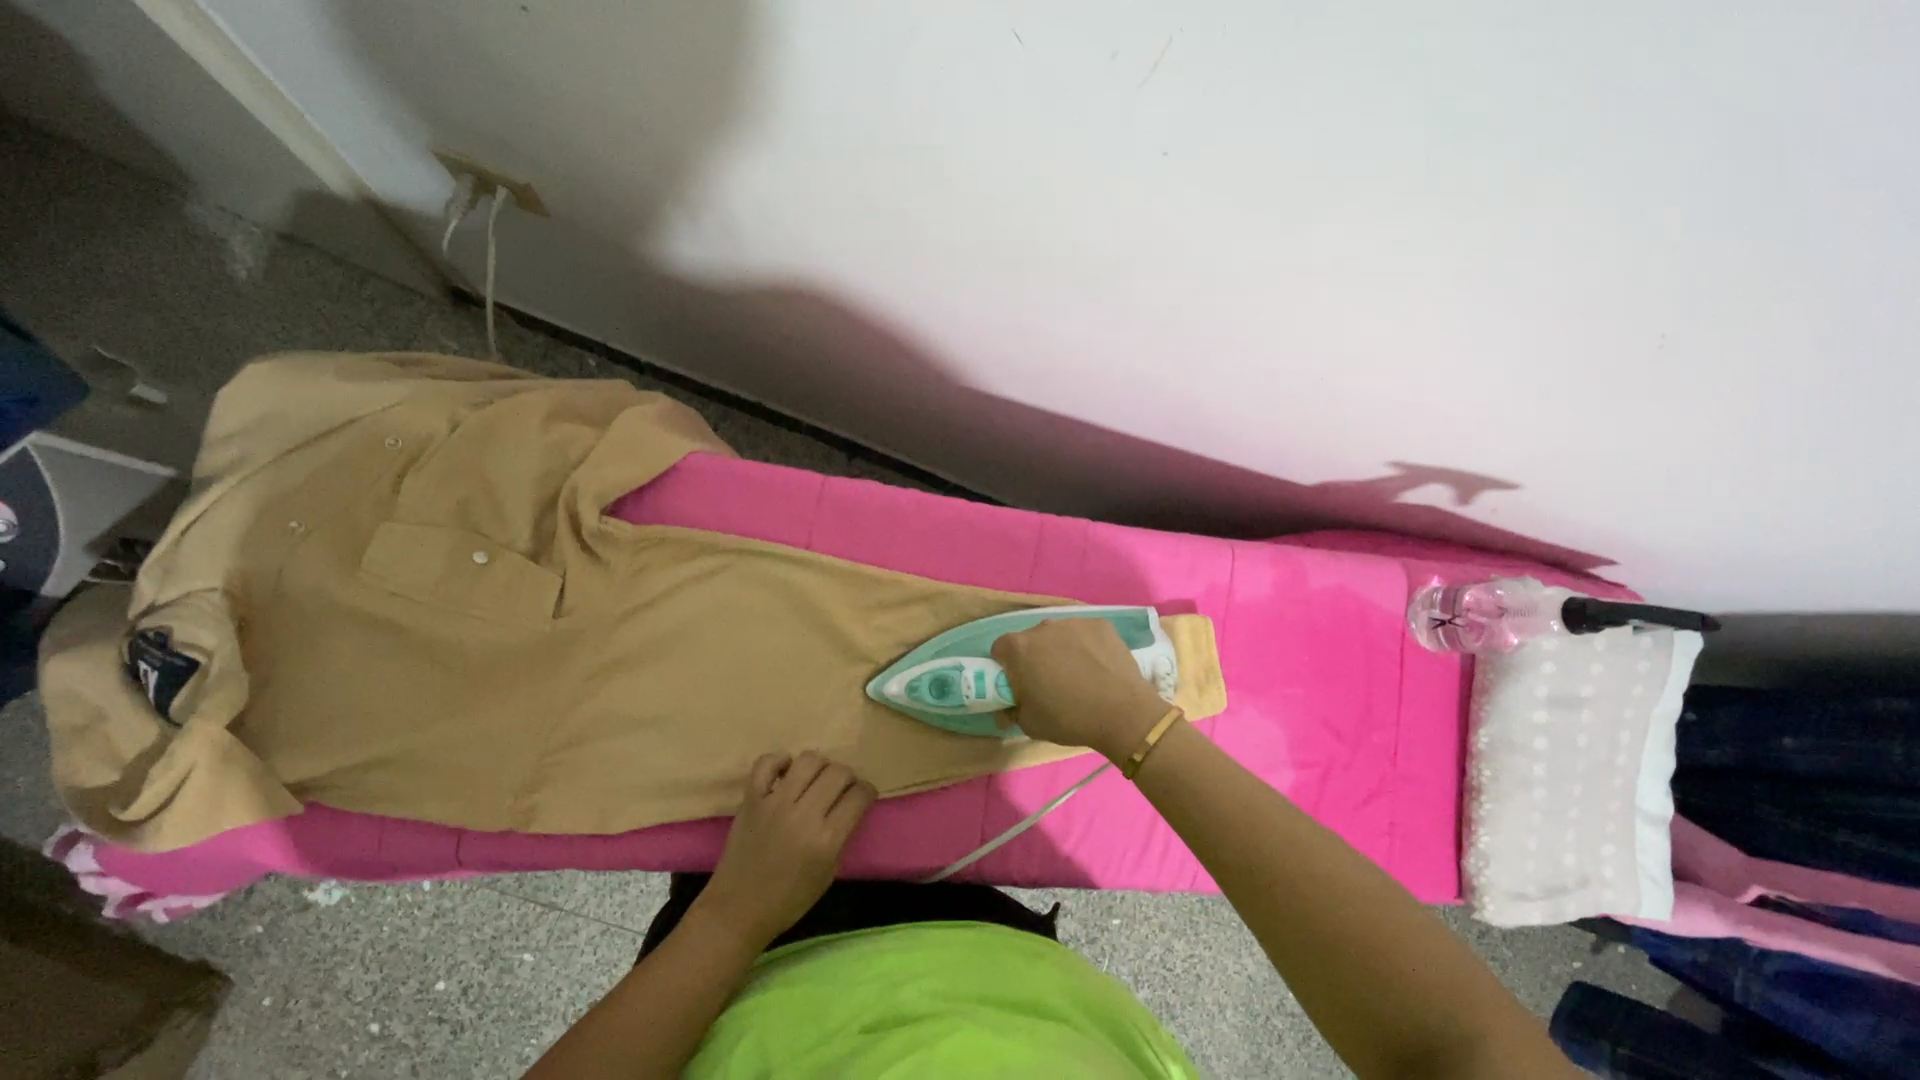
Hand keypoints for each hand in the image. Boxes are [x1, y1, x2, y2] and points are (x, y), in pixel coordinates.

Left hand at [691, 752, 876, 947]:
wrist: (738, 910)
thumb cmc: (788, 901)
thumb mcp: (828, 874)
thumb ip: (842, 837)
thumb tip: (851, 806)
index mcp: (826, 840)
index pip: (859, 795)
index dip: (867, 792)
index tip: (863, 797)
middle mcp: (803, 815)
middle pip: (838, 772)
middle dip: (847, 778)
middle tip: (841, 790)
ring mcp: (774, 803)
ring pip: (808, 760)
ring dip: (820, 766)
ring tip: (816, 780)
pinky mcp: (751, 799)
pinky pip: (766, 763)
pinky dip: (780, 761)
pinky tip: (786, 773)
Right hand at [991, 618, 1172, 761]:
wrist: (1122, 713)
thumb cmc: (1069, 719)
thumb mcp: (1029, 725)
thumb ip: (1012, 711)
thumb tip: (1008, 707)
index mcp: (1019, 648)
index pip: (1000, 649)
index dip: (1007, 667)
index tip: (1019, 683)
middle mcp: (1042, 627)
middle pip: (1030, 639)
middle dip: (1035, 656)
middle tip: (1049, 681)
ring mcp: (1074, 622)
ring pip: (1059, 634)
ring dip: (1061, 649)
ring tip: (1079, 674)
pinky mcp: (1100, 624)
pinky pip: (1085, 633)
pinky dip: (1087, 645)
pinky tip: (1099, 666)